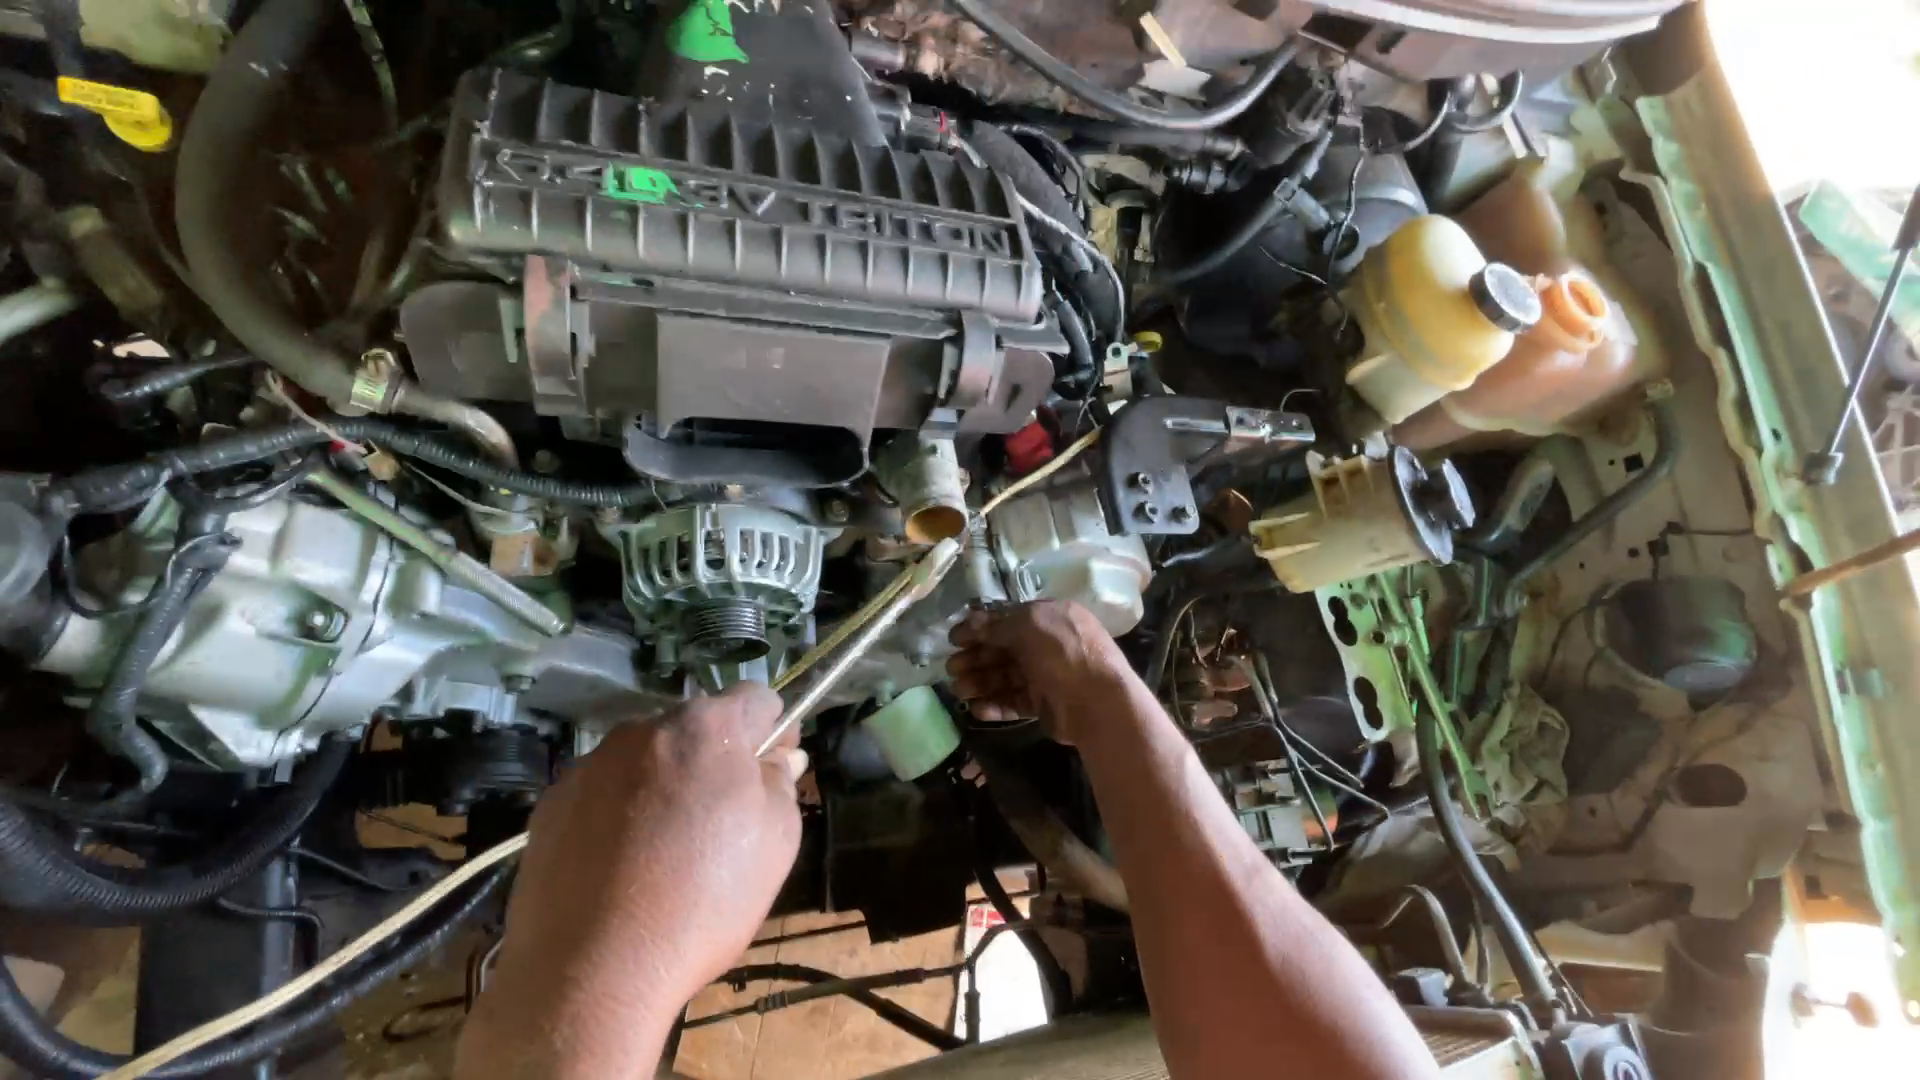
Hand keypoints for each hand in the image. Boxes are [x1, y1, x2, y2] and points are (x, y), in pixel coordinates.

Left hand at [457, 683, 804, 1079]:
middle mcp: (645, 728)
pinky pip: (604, 789)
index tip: (773, 771)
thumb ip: (781, 783)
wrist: (590, 975)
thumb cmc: (704, 900)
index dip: (774, 731)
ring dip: (667, 780)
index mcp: (707, 727)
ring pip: (649, 757)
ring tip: (665, 849)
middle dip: (717, 757)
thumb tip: (779, 758)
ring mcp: (592, 763)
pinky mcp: (552, 802)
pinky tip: (621, 864)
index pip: (757, 697)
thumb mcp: (777, 841)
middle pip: (698, 726)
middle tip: (722, 820)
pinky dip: (621, 809)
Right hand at [945, 600, 1127, 742]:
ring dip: (980, 682)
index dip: (979, 628)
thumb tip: (971, 621)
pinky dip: (995, 704)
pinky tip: (976, 709)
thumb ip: (998, 624)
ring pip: (1005, 677)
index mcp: (1049, 618)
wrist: (1098, 701)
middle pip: (1003, 650)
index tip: (954, 639)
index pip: (1007, 619)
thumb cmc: (1064, 653)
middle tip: (951, 668)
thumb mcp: (1030, 625)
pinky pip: (1014, 701)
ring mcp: (1046, 676)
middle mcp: (1047, 645)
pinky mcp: (1044, 705)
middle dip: (975, 658)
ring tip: (958, 690)